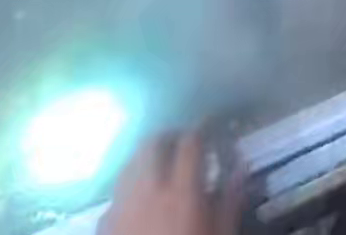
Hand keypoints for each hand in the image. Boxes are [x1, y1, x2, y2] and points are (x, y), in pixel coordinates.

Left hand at [100, 132, 243, 234]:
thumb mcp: (222, 234)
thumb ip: (231, 197)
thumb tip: (242, 164)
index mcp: (181, 192)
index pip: (191, 140)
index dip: (204, 125)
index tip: (215, 122)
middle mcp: (147, 194)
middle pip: (152, 144)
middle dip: (171, 135)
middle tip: (188, 140)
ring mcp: (119, 212)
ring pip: (128, 166)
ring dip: (147, 158)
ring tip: (164, 165)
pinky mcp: (103, 230)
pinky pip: (115, 196)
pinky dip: (130, 187)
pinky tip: (142, 201)